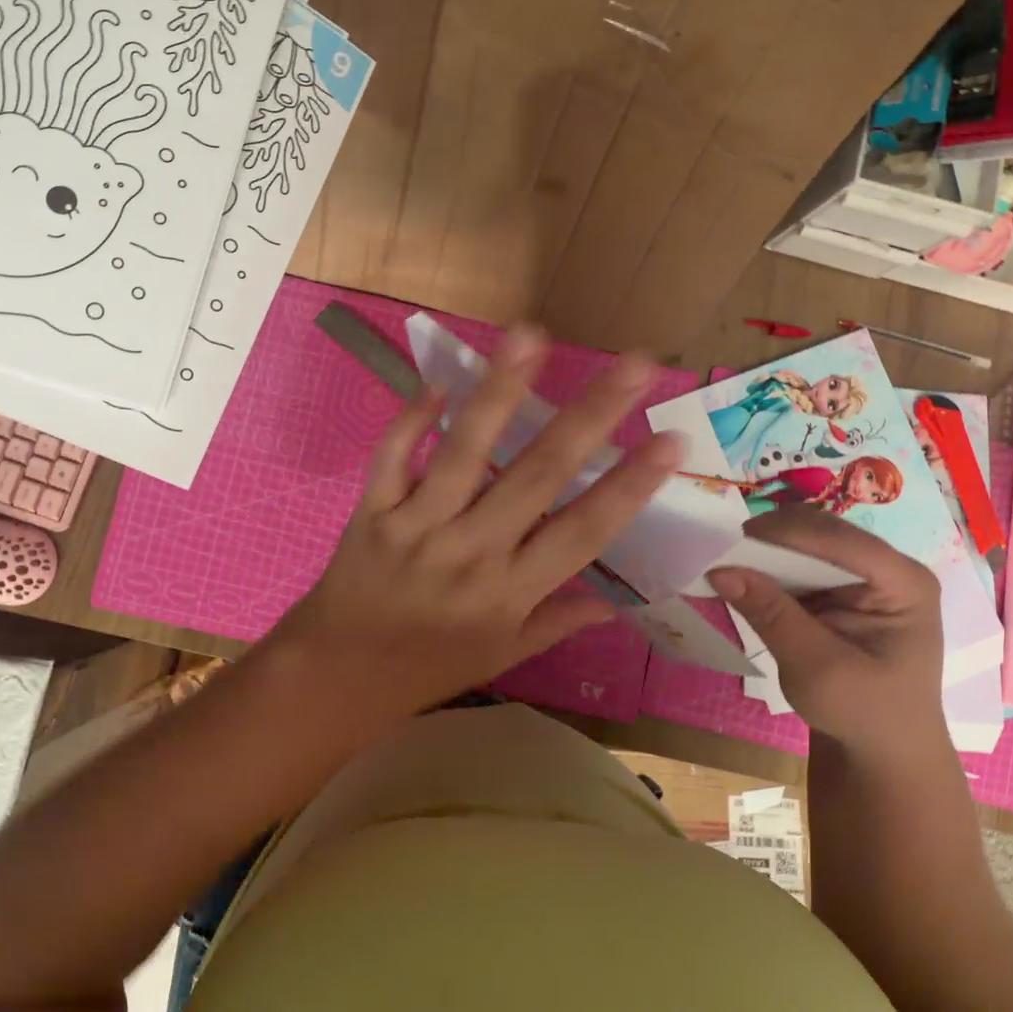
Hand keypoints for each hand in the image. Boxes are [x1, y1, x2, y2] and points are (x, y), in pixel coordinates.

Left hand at [272, 325, 682, 714]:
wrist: (340, 673)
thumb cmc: (430, 666)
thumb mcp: (502, 655)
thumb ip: (557, 621)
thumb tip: (614, 599)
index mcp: (511, 592)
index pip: (584, 531)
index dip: (630, 485)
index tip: (672, 440)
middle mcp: (471, 552)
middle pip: (537, 475)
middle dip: (590, 415)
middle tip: (633, 365)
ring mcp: (418, 526)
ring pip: (464, 452)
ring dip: (500, 391)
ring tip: (531, 337)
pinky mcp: (374, 511)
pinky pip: (393, 457)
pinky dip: (412, 419)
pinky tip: (438, 383)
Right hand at [708, 508, 947, 758]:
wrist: (880, 750)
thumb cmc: (862, 714)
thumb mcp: (816, 668)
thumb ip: (772, 615)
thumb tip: (720, 570)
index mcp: (904, 582)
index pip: (840, 539)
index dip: (784, 534)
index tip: (730, 542)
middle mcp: (887, 568)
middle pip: (821, 531)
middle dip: (770, 539)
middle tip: (721, 555)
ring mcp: (863, 576)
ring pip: (804, 541)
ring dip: (764, 551)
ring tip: (725, 565)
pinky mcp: (839, 589)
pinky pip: (797, 562)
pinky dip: (767, 567)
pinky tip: (742, 580)